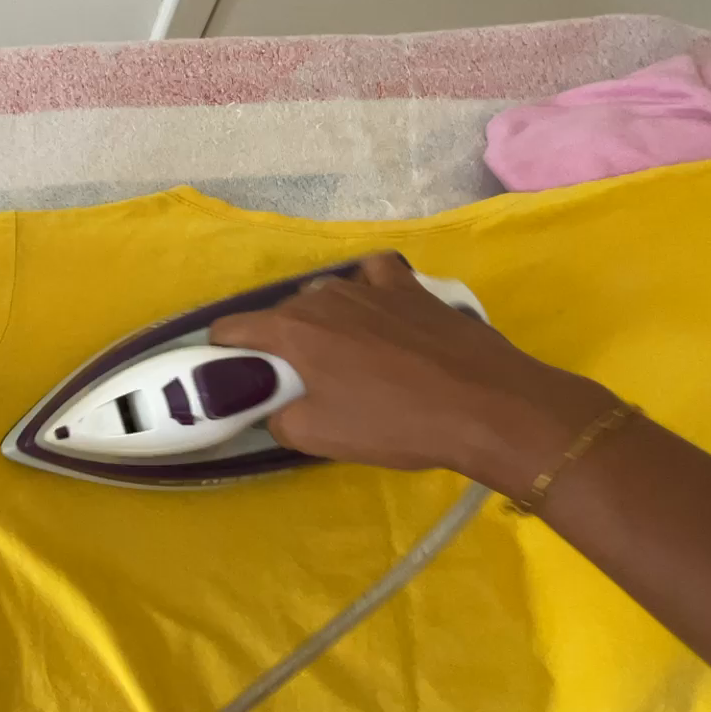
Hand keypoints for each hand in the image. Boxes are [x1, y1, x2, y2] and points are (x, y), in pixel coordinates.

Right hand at [209, 253, 618, 496]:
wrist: (489, 409)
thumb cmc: (394, 423)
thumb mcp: (316, 436)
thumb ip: (277, 418)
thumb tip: (276, 410)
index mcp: (291, 331)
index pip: (231, 327)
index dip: (221, 348)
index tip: (230, 370)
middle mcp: (321, 298)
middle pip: (278, 313)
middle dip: (276, 341)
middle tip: (295, 378)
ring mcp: (369, 287)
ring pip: (323, 294)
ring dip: (320, 319)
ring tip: (340, 350)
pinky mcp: (411, 287)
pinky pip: (375, 275)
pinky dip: (368, 288)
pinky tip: (378, 309)